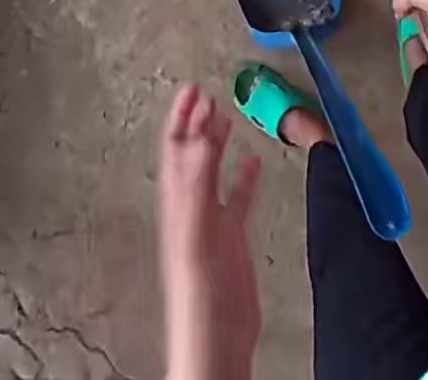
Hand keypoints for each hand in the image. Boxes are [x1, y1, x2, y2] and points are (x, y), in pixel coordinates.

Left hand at [157, 83, 262, 379]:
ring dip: (217, 142)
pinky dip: (244, 175)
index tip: (190, 88)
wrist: (216, 338)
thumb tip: (201, 136)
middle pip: (192, 151)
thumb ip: (198, 183)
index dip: (180, 115)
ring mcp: (211, 218)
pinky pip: (237, 195)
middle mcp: (191, 203)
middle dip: (197, 120)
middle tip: (205, 93)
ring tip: (225, 116)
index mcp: (177, 199)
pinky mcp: (231, 234)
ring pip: (212, 169)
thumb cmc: (199, 294)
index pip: (176, 145)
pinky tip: (252, 162)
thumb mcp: (196, 230)